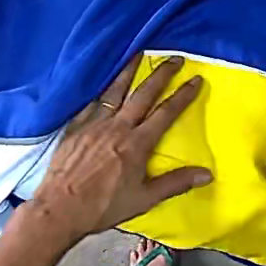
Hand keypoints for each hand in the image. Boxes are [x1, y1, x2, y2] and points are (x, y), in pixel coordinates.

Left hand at [26, 55, 210, 241]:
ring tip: (138, 54)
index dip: (183, 95)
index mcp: (137, 144)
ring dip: (129, 71)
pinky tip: (105, 83)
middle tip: (174, 58)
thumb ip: (176, 183)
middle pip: (143, 94)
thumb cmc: (103, 207)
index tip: (196, 79)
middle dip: (161, 74)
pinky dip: (101, 89)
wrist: (56, 211)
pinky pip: (90, 103)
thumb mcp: (145, 199)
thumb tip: (208, 174)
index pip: (166, 112)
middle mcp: (117, 128)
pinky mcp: (74, 129)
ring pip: (114, 91)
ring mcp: (93, 125)